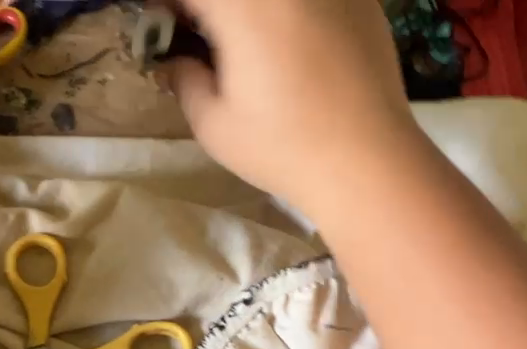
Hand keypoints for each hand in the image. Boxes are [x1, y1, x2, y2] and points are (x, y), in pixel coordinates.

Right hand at [165, 0, 418, 209]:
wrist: (364, 156)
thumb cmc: (279, 147)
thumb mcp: (214, 125)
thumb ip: (184, 81)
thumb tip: (175, 61)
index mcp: (243, 6)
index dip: (169, 7)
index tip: (162, 27)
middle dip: (208, 10)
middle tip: (200, 36)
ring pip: (267, 1)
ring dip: (245, 15)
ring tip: (243, 46)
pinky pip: (307, 3)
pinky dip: (286, 17)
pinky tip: (288, 48)